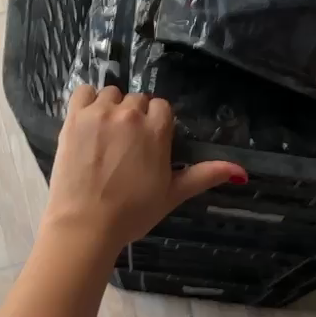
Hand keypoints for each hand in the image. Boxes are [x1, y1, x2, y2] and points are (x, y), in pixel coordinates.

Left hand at [42, 85, 244, 254]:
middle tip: (127, 148)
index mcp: (156, 130)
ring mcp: (99, 113)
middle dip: (136, 118)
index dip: (157, 125)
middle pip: (137, 100)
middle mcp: (129, 114)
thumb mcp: (172, 195)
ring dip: (112, 108)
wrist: (86, 225)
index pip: (162, 107)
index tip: (150, 146)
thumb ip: (204, 176)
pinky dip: (88, 102)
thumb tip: (241, 171)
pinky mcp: (73, 117)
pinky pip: (84, 91)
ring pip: (112, 94)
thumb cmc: (133, 214)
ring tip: (108, 137)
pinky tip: (89, 123)